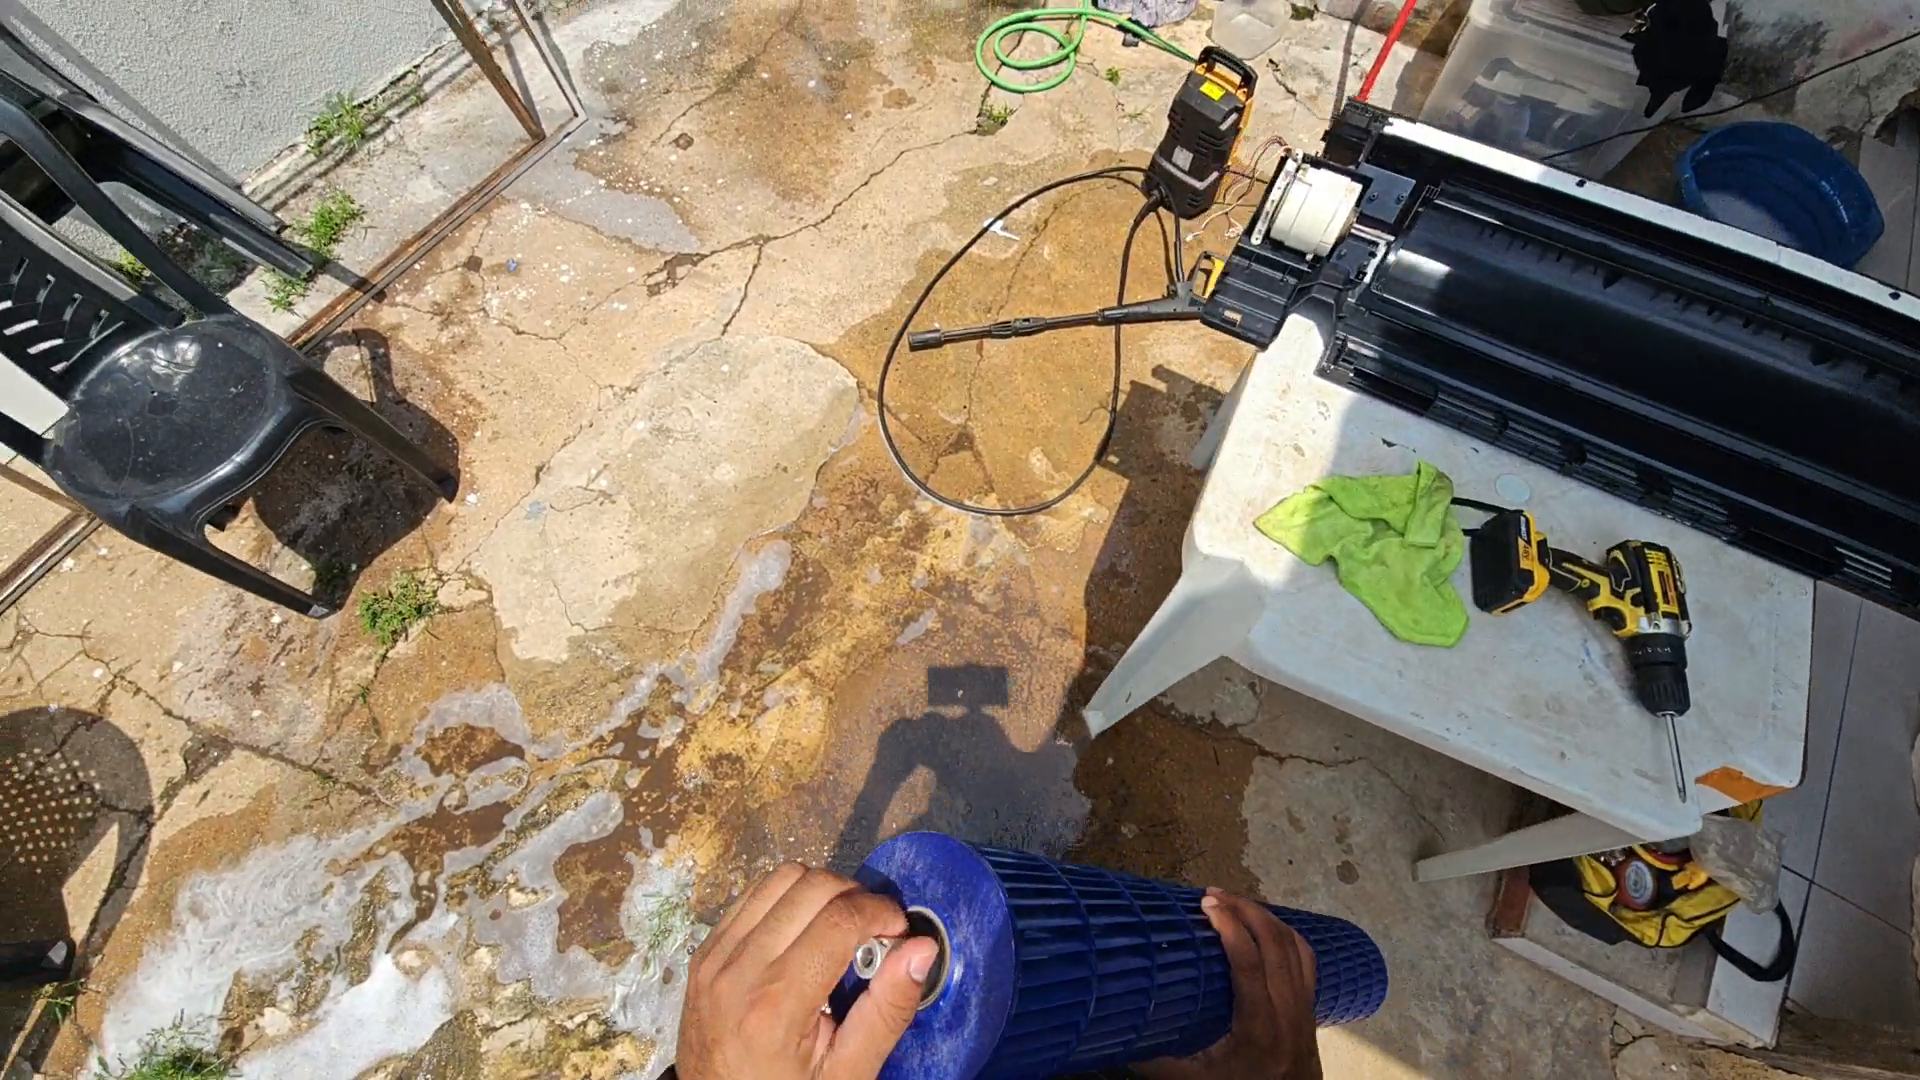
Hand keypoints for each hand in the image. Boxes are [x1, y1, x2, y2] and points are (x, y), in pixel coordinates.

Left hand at [676, 863, 940, 1079]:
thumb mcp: (849, 1074)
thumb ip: (888, 1009)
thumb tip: (923, 947)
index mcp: (774, 1006)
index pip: (840, 919)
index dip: (881, 912)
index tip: (898, 931)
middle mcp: (738, 970)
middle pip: (813, 886)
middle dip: (855, 897)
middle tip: (872, 931)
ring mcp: (715, 957)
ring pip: (783, 877)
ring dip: (821, 891)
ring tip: (838, 927)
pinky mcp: (704, 951)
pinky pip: (754, 893)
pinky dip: (787, 898)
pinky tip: (802, 931)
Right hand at [1135, 888, 1322, 1079]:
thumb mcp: (1191, 1079)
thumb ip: (1154, 1055)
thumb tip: (1115, 1022)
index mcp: (1259, 1031)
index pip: (1249, 965)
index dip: (1229, 927)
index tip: (1204, 904)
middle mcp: (1288, 1014)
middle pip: (1274, 944)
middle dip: (1244, 909)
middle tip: (1212, 895)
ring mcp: (1305, 1008)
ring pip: (1292, 944)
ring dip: (1262, 914)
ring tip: (1232, 900)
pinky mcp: (1312, 1005)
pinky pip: (1305, 955)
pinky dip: (1284, 929)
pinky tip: (1261, 921)